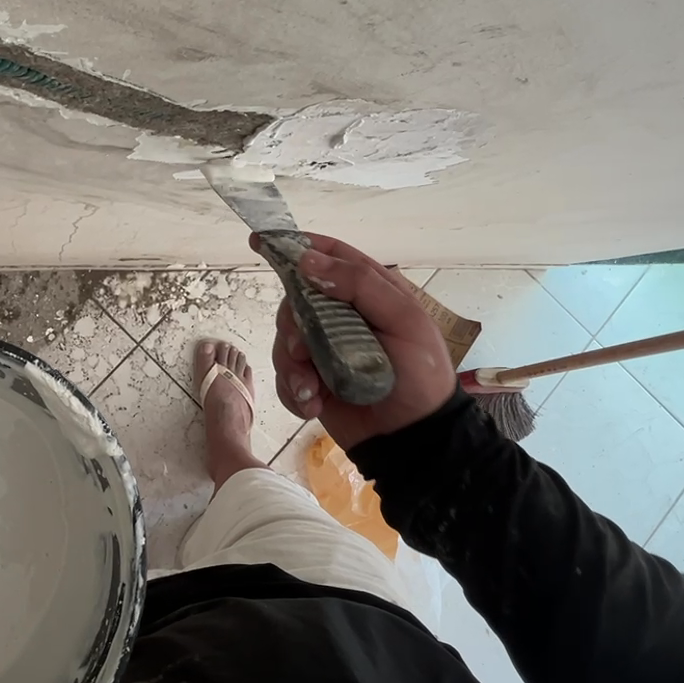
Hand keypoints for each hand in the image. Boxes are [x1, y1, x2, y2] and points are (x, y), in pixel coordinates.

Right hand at [258, 232, 456, 449]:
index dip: (297, 246)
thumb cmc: (420, 374)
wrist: (414, 440)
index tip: (264, 242)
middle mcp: (341, 315)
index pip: (329, 255)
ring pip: (285, 339)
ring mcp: (324, 348)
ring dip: (291, 365)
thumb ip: (360, 285)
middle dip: (291, 324)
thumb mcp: (404, 320)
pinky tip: (312, 405)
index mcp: (368, 291)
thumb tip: (307, 260)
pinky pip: (285, 376)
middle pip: (296, 299)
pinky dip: (293, 391)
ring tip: (310, 388)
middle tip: (302, 349)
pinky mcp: (313, 381)